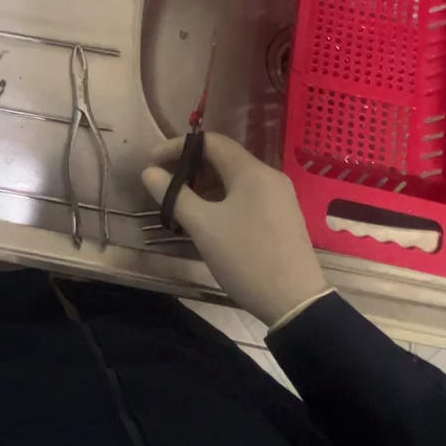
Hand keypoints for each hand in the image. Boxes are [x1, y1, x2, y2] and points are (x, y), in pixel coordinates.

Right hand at [141, 132, 329, 329]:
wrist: (295, 304)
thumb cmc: (246, 258)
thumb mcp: (203, 227)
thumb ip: (173, 195)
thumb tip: (149, 172)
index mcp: (252, 172)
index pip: (211, 142)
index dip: (178, 147)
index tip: (153, 162)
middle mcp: (270, 176)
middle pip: (224, 158)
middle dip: (191, 166)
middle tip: (165, 182)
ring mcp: (281, 197)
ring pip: (236, 177)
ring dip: (207, 183)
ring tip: (184, 202)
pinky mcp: (284, 216)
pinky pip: (249, 194)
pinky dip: (225, 196)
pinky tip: (212, 217)